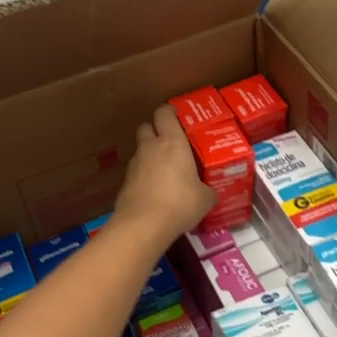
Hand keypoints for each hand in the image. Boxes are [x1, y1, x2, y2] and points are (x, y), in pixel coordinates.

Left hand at [113, 105, 216, 240]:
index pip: (164, 113)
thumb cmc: (180, 203)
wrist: (143, 224)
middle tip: (170, 143)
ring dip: (149, 155)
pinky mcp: (125, 182)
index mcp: (172, 142)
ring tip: (164, 171)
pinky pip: (136, 172)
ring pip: (140, 150)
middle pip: (146, 126)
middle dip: (155, 130)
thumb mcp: (205, 199)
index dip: (169, 112)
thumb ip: (208, 191)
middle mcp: (150, 147)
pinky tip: (155, 192)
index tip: (177, 116)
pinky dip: (143, 176)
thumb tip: (211, 194)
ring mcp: (134, 164)